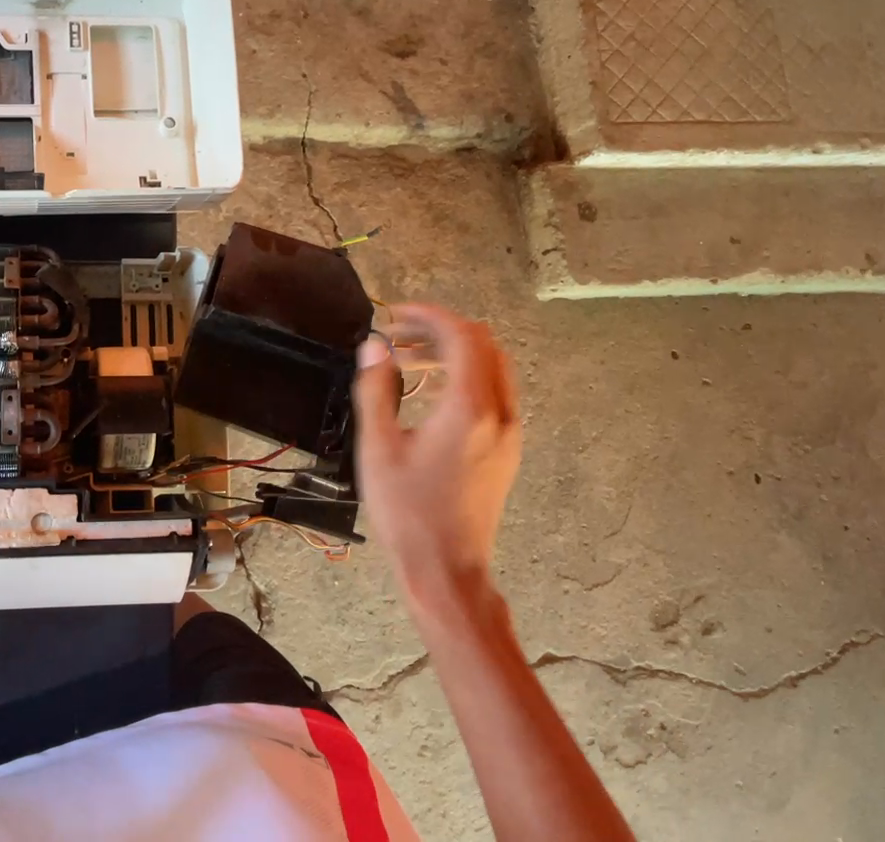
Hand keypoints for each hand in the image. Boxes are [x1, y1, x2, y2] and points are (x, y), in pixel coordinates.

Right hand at [352, 304, 521, 616]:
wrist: (447, 570)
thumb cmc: (408, 512)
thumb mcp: (378, 447)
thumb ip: (376, 389)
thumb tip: (375, 347)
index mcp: (469, 409)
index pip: (462, 336)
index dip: (429, 315)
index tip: (395, 313)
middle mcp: (499, 414)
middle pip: (484, 345)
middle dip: (441, 329)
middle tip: (399, 335)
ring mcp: (509, 433)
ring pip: (492, 368)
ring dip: (453, 353)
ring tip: (408, 359)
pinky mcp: (506, 450)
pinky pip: (494, 393)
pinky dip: (465, 377)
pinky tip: (429, 394)